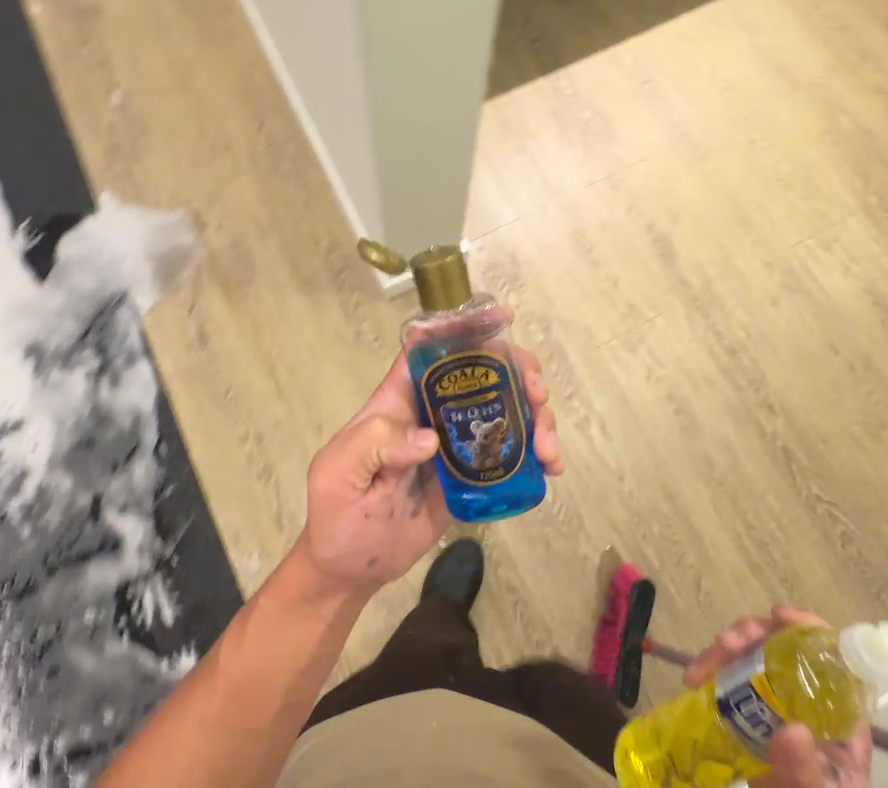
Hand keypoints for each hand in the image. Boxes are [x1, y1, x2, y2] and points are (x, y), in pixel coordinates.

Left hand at [290, 340, 561, 597]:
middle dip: (518, 373)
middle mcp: (432, 415)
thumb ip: (375, 445)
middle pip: (482, 375)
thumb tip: (430, 438)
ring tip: (547, 448)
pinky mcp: (474, 477)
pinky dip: (536, 455)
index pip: (428, 351)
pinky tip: (551, 469)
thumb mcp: (339, 473)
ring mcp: (456, 445)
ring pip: (505, 411)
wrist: (352, 568)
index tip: (501, 320)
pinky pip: (511, 455)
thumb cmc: (336, 514)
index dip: (461, 327)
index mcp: (397, 402)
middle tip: (537, 395)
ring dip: (536, 417)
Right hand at [684, 605, 872, 787]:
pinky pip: (732, 674)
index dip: (808, 627)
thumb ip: (806, 772)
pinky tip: (694, 678)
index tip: (778, 615)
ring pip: (756, 654)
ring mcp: (777, 701)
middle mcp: (809, 699)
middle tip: (725, 643)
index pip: (832, 656)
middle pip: (786, 645)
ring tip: (703, 665)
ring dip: (728, 647)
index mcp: (839, 715)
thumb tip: (792, 730)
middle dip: (754, 633)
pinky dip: (712, 667)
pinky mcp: (749, 708)